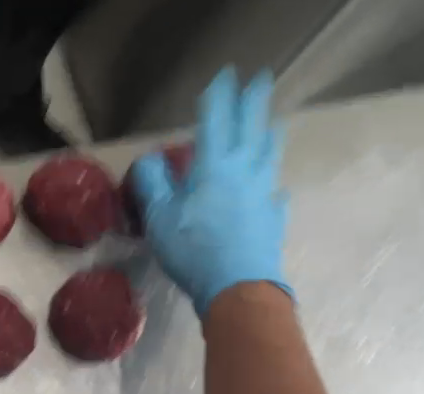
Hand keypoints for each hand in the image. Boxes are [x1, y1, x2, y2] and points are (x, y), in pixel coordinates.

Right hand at [131, 68, 290, 314]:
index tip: (223, 77)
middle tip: (258, 82)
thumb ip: (152, 183)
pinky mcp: (274, 215)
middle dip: (253, 101)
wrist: (237, 286)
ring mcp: (265, 190)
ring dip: (269, 133)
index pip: (217, 118)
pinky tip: (272, 190)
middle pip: (252, 125)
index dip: (218, 95)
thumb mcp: (159, 217)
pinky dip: (271, 184)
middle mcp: (246, 168)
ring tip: (270, 124)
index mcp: (215, 164)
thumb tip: (148, 159)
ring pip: (270, 151)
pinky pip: (274, 191)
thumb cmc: (192, 249)